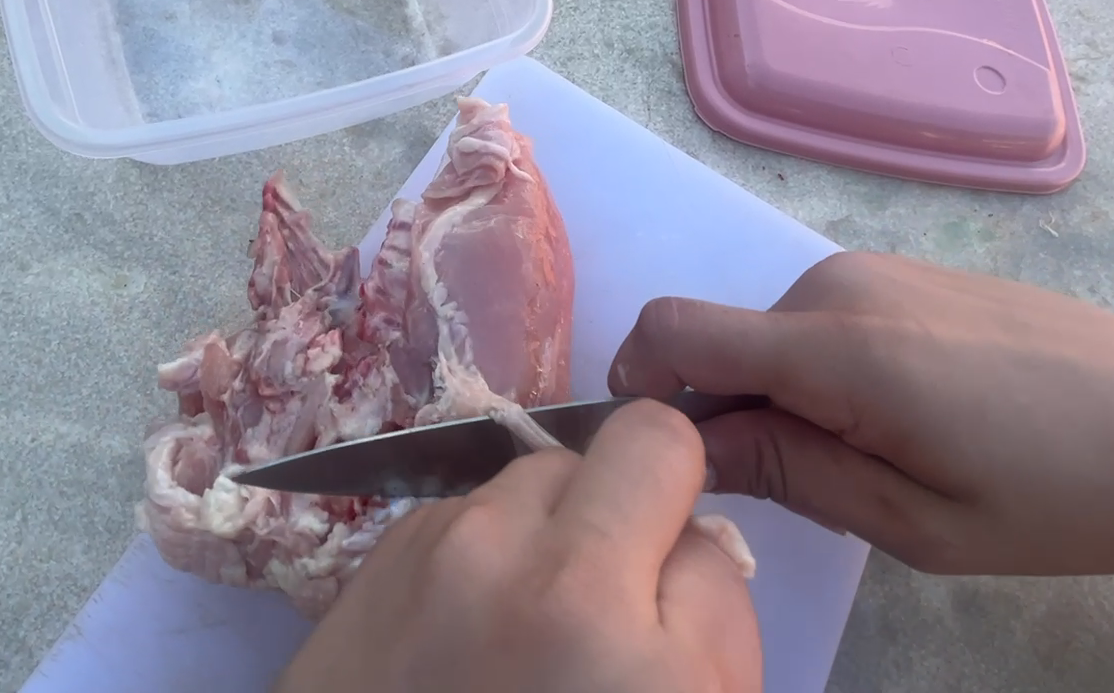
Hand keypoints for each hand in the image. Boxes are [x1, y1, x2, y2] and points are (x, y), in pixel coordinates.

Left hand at [276, 401, 760, 692]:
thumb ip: (699, 643)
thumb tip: (686, 551)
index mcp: (643, 669)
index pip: (714, 552)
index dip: (695, 584)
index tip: (664, 615)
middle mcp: (552, 577)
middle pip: (641, 443)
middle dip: (646, 491)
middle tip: (614, 570)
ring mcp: (462, 540)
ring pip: (553, 468)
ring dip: (560, 520)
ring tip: (526, 605)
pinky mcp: (399, 532)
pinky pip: (483, 497)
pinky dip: (494, 538)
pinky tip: (466, 607)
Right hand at [608, 252, 1113, 587]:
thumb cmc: (1064, 498)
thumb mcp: (916, 524)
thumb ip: (785, 471)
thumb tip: (688, 441)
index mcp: (838, 347)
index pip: (676, 330)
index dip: (636, 374)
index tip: (654, 432)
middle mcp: (834, 283)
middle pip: (724, 343)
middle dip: (738, 409)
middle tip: (822, 478)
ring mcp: (867, 266)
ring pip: (771, 334)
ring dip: (788, 391)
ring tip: (885, 445)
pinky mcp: (893, 268)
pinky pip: (815, 317)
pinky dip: (822, 365)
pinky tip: (912, 405)